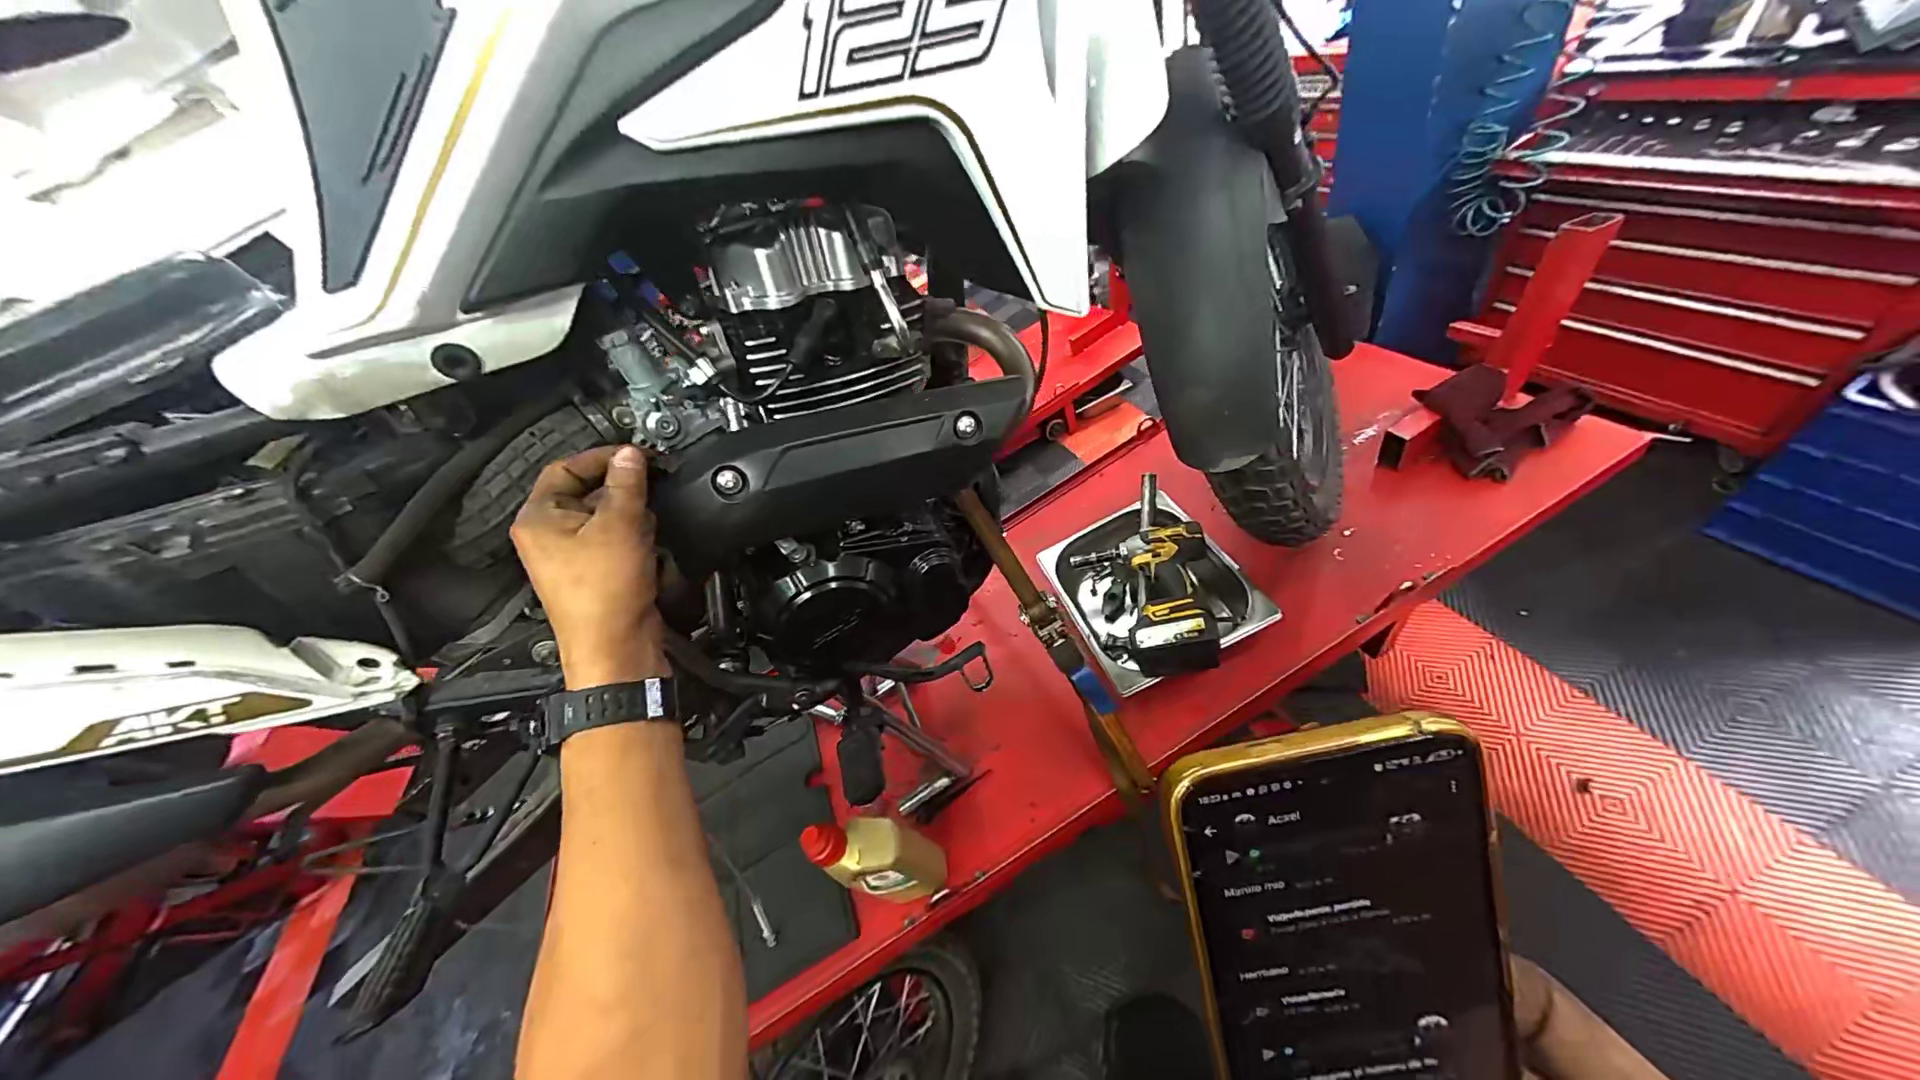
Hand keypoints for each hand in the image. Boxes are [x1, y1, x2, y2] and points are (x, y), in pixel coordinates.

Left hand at [511, 444, 667, 688]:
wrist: (618, 647)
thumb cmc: (603, 599)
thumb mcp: (621, 525)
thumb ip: (628, 484)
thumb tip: (631, 457)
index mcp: (538, 519)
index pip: (567, 467)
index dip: (603, 457)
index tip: (636, 456)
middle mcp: (551, 536)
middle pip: (592, 492)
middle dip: (626, 496)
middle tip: (647, 497)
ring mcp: (575, 555)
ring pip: (611, 517)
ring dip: (635, 521)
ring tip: (645, 538)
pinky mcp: (599, 571)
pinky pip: (621, 541)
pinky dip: (639, 541)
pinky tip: (649, 554)